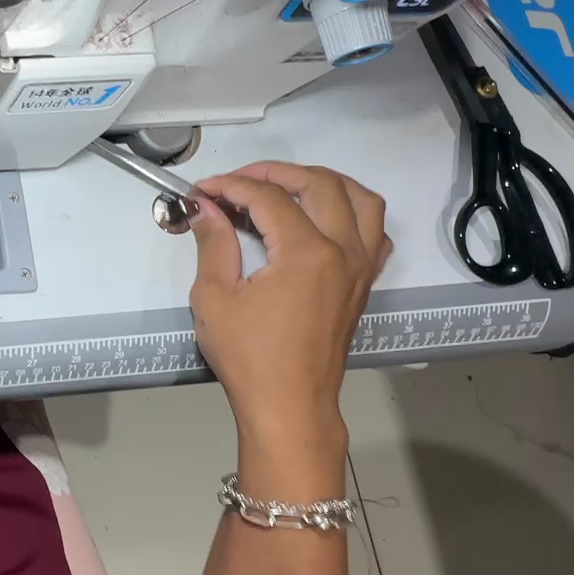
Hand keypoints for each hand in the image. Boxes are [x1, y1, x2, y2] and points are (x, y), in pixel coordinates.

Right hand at [188, 163, 390, 452]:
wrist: (288, 401)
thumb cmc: (246, 353)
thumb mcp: (214, 296)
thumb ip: (214, 244)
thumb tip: (206, 209)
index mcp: (306, 253)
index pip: (269, 198)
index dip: (230, 186)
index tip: (199, 191)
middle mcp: (345, 250)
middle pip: (321, 185)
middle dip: (274, 173)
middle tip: (236, 182)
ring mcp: (362, 266)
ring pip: (360, 199)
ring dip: (321, 182)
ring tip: (282, 187)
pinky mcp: (364, 281)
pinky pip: (374, 230)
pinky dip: (349, 211)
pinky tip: (319, 219)